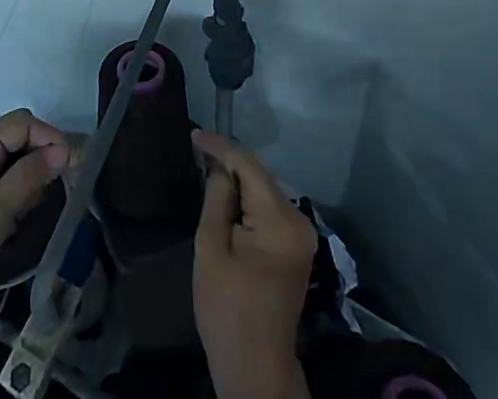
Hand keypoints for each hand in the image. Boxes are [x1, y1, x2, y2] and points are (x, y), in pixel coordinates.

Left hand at [0, 109, 70, 395]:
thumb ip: (28, 177)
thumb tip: (63, 149)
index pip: (22, 123)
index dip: (50, 139)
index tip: (73, 168)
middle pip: (18, 138)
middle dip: (42, 160)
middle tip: (58, 192)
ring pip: (13, 161)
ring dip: (30, 180)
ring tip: (35, 211)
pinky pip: (2, 181)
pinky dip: (17, 194)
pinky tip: (20, 218)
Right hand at [192, 130, 316, 398]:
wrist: (255, 363)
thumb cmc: (226, 308)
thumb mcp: (211, 249)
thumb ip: (216, 200)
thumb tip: (219, 168)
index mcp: (280, 221)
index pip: (250, 167)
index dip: (221, 147)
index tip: (194, 135)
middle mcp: (300, 221)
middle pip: (261, 177)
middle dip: (230, 162)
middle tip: (197, 150)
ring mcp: (302, 235)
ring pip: (266, 191)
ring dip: (239, 180)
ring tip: (207, 169)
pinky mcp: (298, 246)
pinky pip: (271, 209)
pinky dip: (249, 200)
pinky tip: (228, 198)